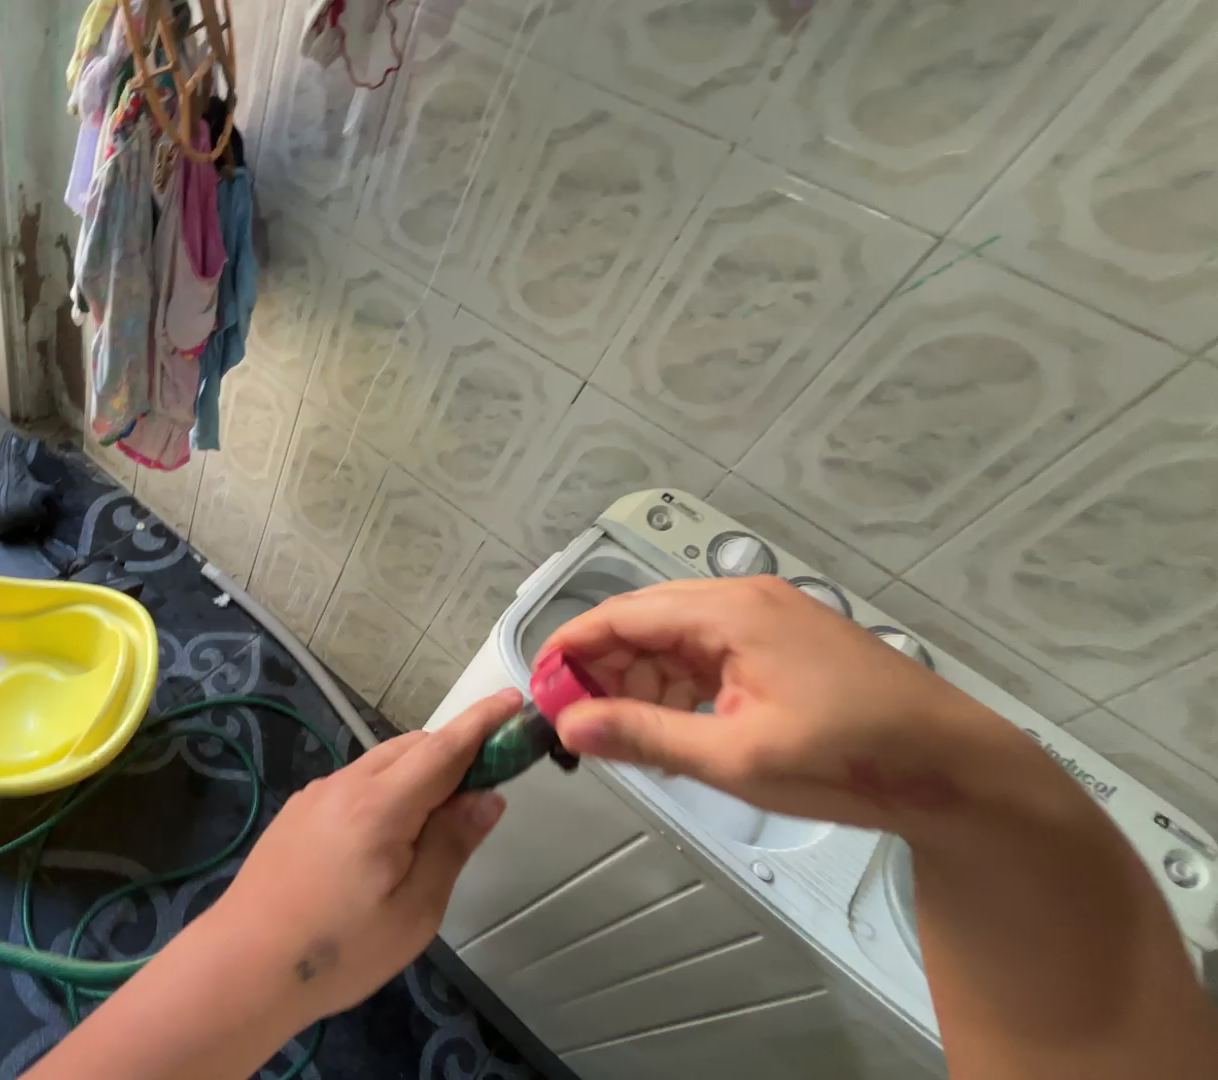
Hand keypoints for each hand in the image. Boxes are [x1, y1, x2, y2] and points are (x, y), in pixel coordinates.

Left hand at [206, 689, 516, 1020]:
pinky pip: (356, 783)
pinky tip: (388, 836)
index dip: (480, 722)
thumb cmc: (338, 949)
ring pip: (380, 763)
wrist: (245, 963)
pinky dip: (387, 788)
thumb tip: (487, 797)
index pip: (442, 749)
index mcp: (379, 806)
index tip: (511, 698)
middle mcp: (345, 785)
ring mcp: (317, 795)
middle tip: (485, 784)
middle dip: (453, 751)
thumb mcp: (414, 911)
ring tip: (439, 818)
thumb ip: (450, 846)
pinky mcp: (299, 811)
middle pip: (410, 748)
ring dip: (418, 771)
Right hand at [538, 576, 1038, 836]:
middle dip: (604, 670)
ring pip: (670, 640)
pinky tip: (674, 726)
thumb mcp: (736, 758)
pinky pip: (703, 654)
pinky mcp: (779, 643)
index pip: (621, 615)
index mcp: (729, 612)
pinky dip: (677, 687)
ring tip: (629, 734)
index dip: (570, 648)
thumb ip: (644, 737)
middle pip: (642, 623)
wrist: (967, 778)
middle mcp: (741, 601)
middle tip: (580, 720)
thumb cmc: (853, 761)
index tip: (538, 686)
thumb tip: (568, 726)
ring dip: (640, 683)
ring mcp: (764, 620)